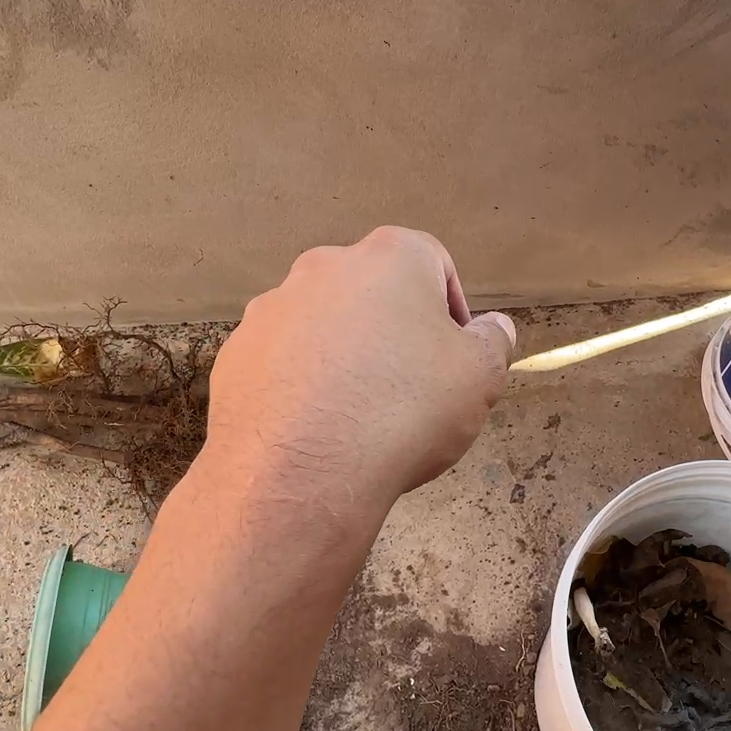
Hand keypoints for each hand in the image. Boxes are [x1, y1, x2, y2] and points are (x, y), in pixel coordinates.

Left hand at [200, 226, 514, 507]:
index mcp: (389, 258)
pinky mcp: (235, 354)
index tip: (455, 357)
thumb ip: (493, 342)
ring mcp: (271, 309)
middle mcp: (325, 267)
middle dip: (396, 331)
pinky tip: (318, 428)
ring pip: (325, 325)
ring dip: (347, 355)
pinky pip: (284, 360)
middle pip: (374, 292)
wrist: (302, 473)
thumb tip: (494, 327)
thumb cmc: (405, 410)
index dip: (453, 310)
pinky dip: (304, 383)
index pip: (434, 263)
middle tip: (412, 386)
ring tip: (360, 413)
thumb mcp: (479, 377)